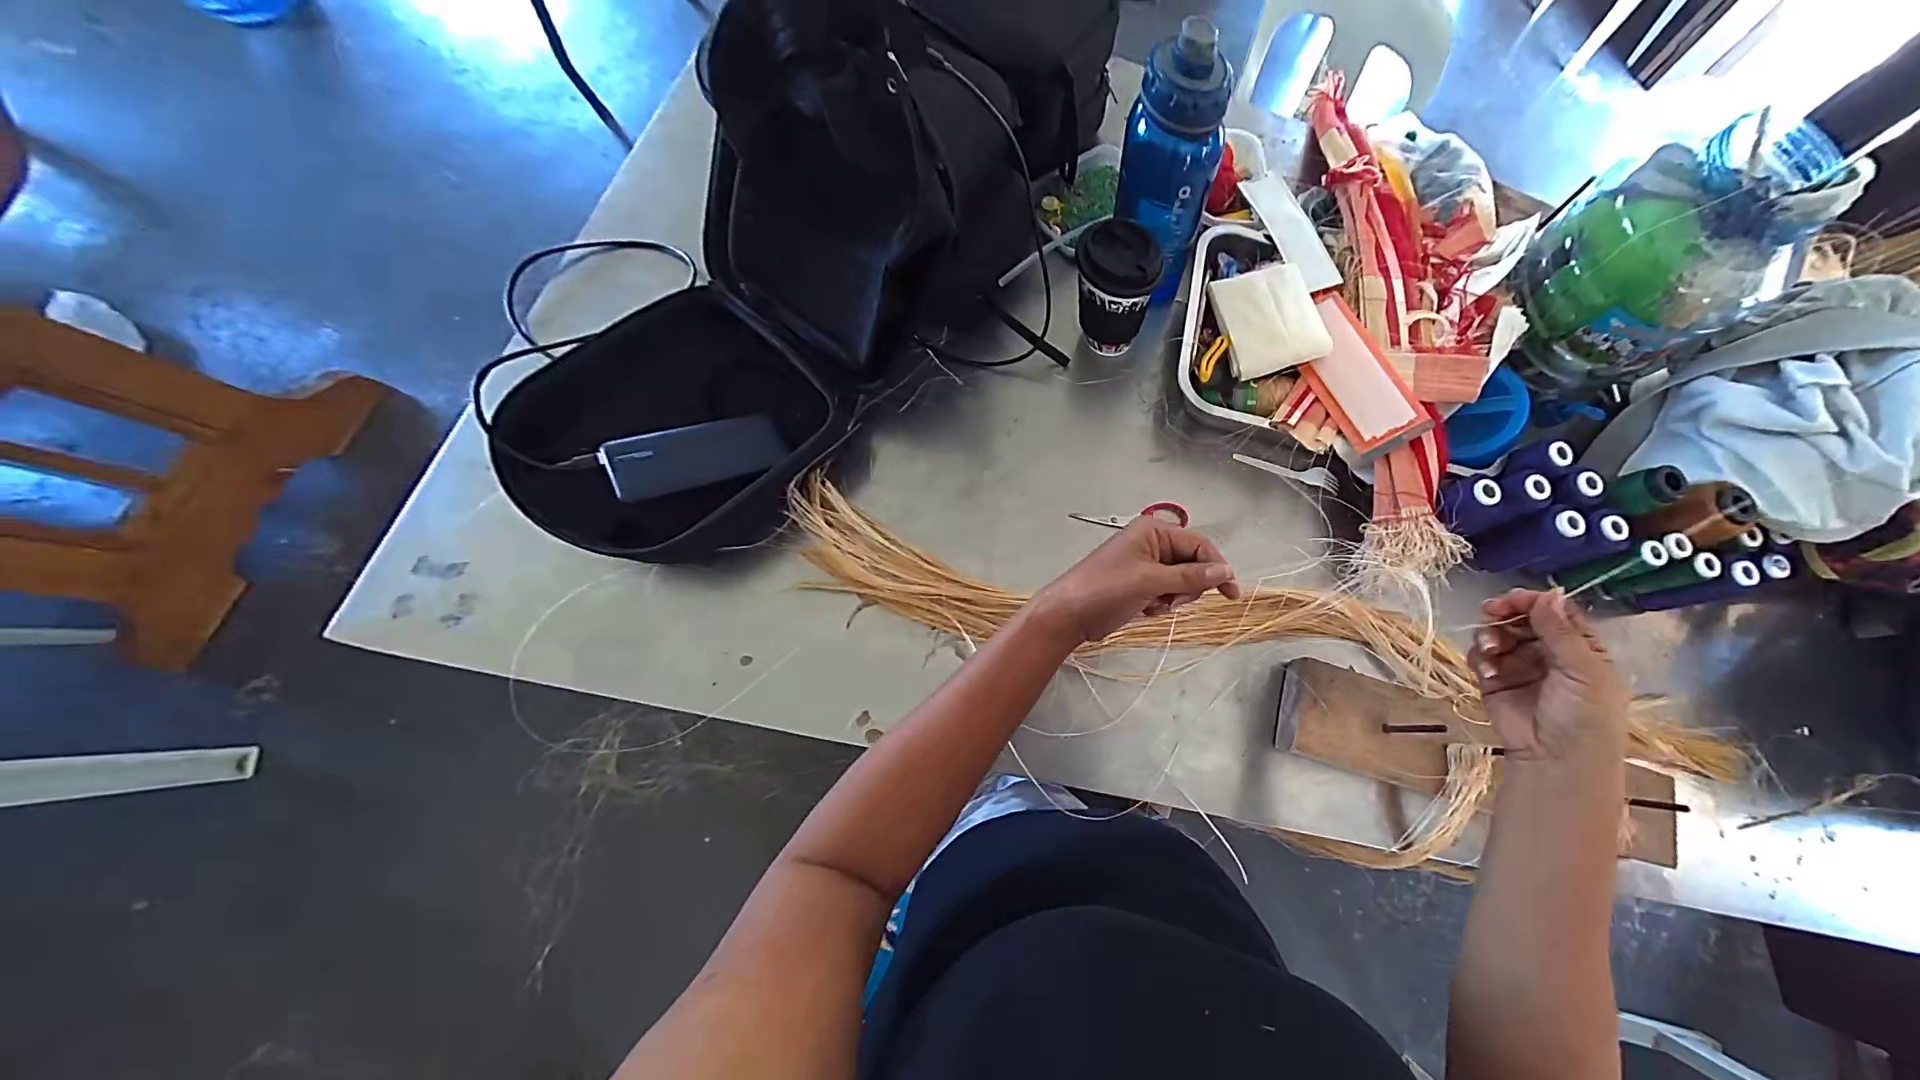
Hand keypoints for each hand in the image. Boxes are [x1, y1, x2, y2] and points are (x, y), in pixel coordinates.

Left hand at [1028, 516, 1241, 645]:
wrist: (1068, 615)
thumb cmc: (1104, 590)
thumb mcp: (1150, 582)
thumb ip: (1190, 577)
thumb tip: (1226, 571)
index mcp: (1152, 532)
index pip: (1199, 545)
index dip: (1217, 567)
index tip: (1231, 592)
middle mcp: (1150, 544)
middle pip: (1193, 564)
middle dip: (1188, 586)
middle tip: (1171, 599)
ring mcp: (1144, 565)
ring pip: (1181, 582)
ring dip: (1174, 598)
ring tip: (1152, 604)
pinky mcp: (1139, 585)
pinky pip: (1166, 593)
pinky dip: (1161, 604)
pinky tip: (1144, 609)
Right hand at [1467, 588, 1628, 767]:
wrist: (1555, 758)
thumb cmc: (1584, 715)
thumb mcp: (1582, 671)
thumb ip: (1561, 632)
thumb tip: (1549, 592)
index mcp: (1580, 647)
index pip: (1555, 613)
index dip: (1534, 602)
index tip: (1512, 600)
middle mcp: (1548, 652)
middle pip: (1521, 619)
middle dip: (1505, 614)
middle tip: (1492, 613)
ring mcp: (1518, 664)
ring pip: (1497, 634)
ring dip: (1490, 635)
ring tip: (1491, 649)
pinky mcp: (1493, 678)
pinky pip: (1480, 656)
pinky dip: (1480, 657)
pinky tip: (1487, 670)